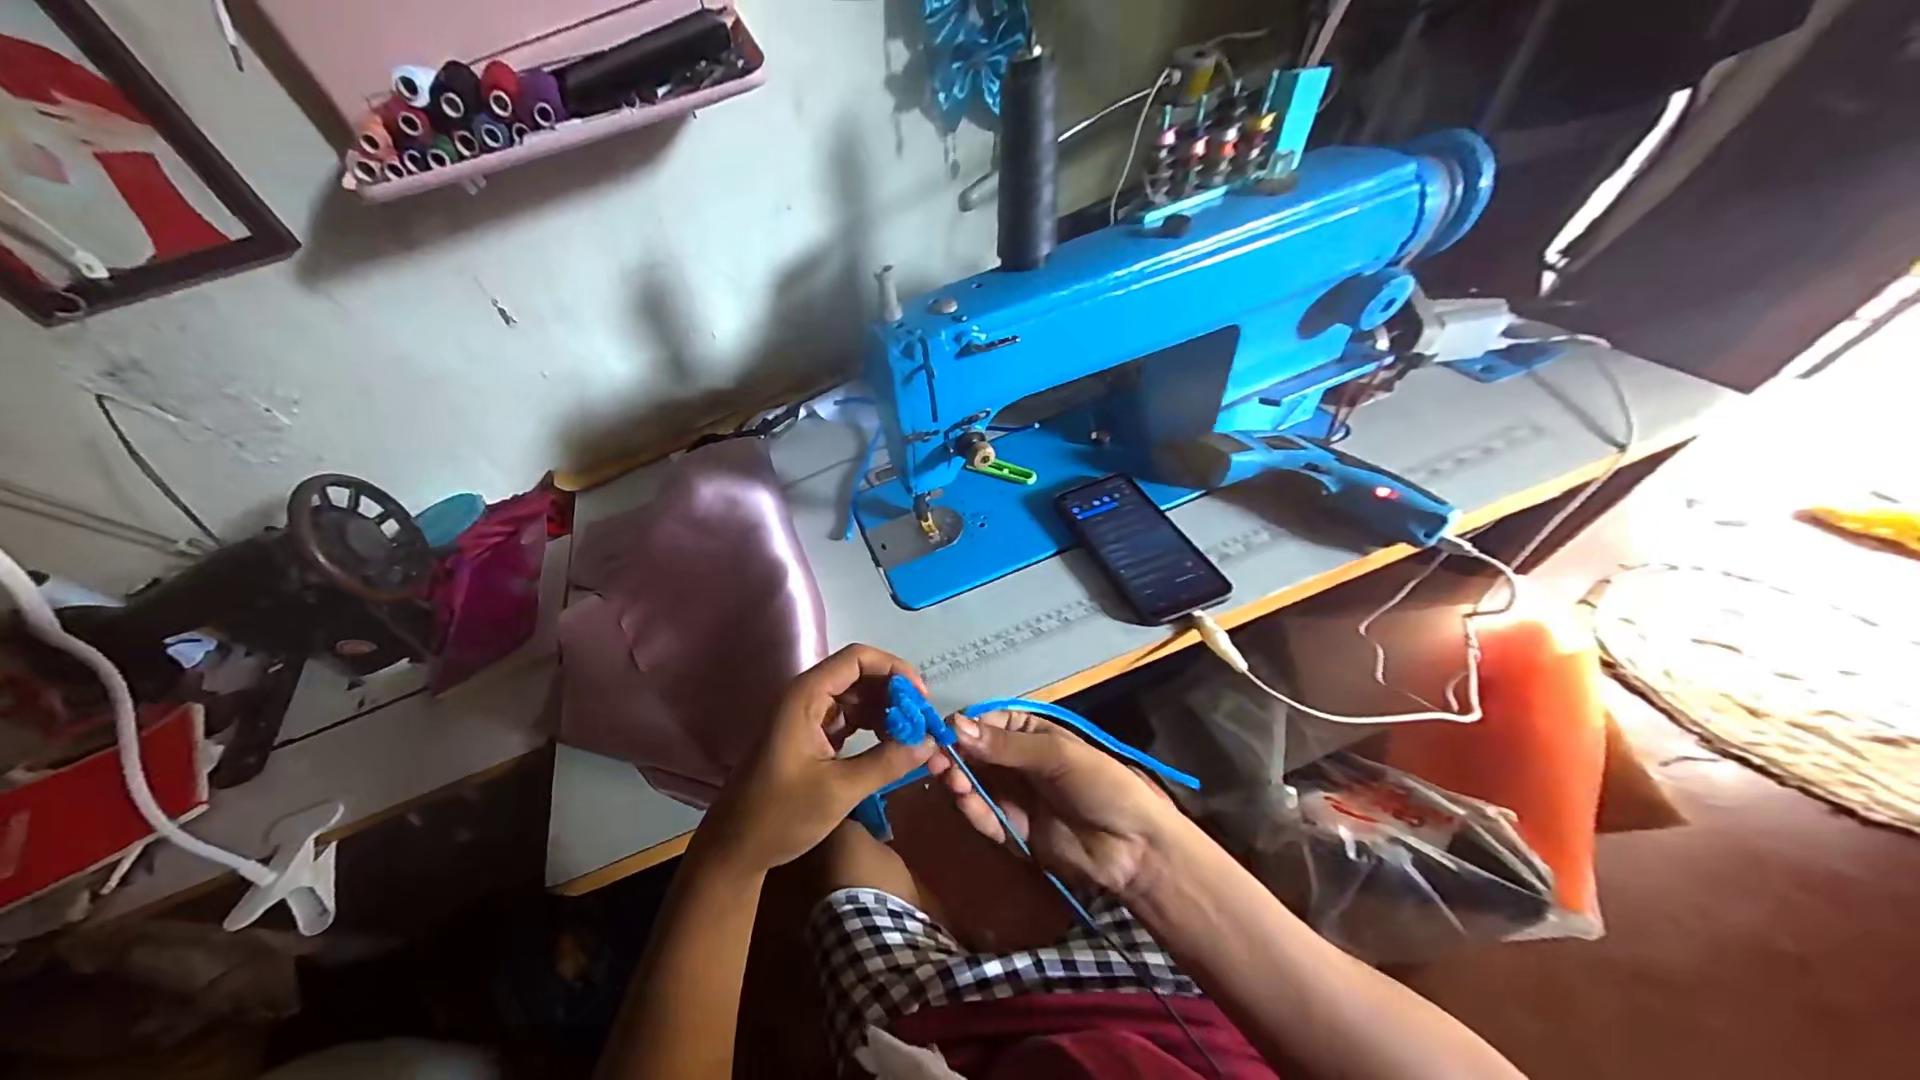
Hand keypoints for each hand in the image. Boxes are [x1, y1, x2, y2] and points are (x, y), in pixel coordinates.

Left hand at [697, 645, 935, 872]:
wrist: (734, 849)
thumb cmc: (780, 815)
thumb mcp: (840, 790)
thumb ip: (887, 761)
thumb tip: (930, 742)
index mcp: (806, 696)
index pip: (857, 659)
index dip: (894, 669)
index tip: (921, 697)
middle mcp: (805, 697)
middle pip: (859, 675)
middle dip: (894, 693)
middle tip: (922, 720)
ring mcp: (806, 716)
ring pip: (855, 697)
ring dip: (885, 711)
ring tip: (913, 735)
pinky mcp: (809, 736)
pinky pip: (847, 718)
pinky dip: (871, 726)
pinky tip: (891, 744)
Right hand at [928, 711, 1183, 897]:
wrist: (1134, 848)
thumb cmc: (1100, 785)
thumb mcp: (1055, 755)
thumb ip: (1004, 746)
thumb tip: (955, 726)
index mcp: (1032, 733)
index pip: (988, 724)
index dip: (965, 728)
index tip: (942, 733)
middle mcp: (1019, 762)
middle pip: (976, 755)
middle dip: (955, 756)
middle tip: (935, 761)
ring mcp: (1016, 797)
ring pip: (976, 785)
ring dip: (960, 782)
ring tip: (951, 781)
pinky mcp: (1015, 831)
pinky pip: (986, 816)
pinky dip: (973, 810)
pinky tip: (967, 802)